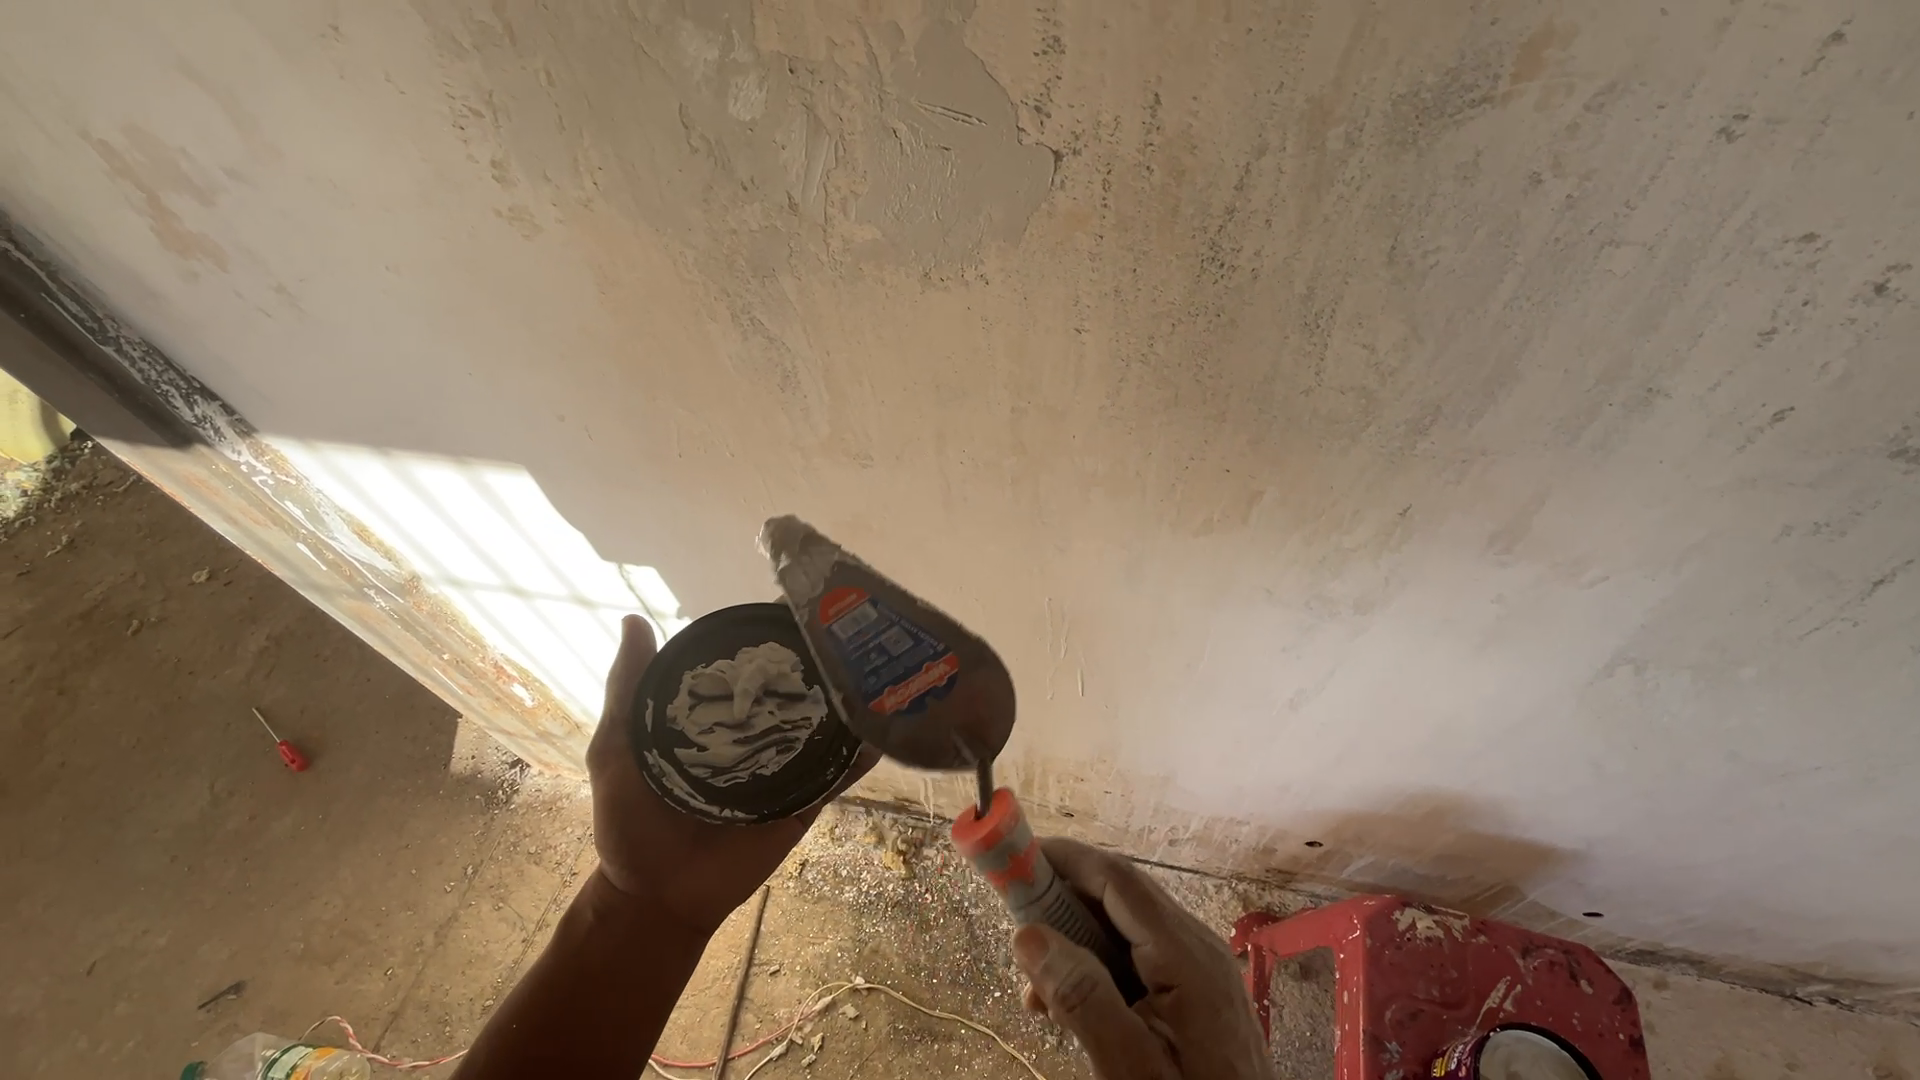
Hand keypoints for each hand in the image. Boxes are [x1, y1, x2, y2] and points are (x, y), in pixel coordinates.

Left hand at [585, 615, 874, 934]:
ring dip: (849, 705)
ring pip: (824, 732)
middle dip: (820, 670)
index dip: (770, 646)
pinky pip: (838, 777)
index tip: (795, 611)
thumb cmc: (630, 824)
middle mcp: (756, 740)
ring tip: (876, 669)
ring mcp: (784, 772)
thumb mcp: (618, 750)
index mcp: (717, 723)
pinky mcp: (804, 804)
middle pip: (794, 699)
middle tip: (848, 634)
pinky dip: (861, 754)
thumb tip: (634, 620)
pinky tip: (883, 726)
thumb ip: (629, 691)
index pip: (749, 676)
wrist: (655, 899)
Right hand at [1011, 839, 1274, 1079]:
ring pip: (1126, 925)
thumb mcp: (1128, 1068)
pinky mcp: (1198, 990)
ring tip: (1038, 985)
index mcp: (1187, 955)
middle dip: (1064, 898)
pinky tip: (1071, 1003)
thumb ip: (1081, 998)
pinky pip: (1139, 954)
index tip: (1017, 857)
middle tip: (1017, 921)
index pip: (1118, 879)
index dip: (1067, 858)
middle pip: (1121, 895)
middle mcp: (1198, 945)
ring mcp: (1202, 967)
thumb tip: (1027, 934)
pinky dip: (1099, 963)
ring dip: (1077, 937)